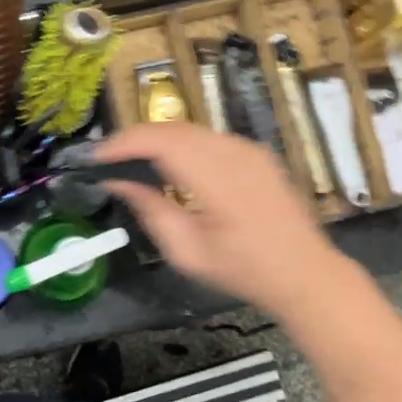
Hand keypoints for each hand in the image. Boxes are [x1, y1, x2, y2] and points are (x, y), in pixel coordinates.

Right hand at [94, 123, 358, 314]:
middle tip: (107, 159)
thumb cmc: (243, 271)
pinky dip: (181, 144)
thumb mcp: (188, 253)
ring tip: (131, 160)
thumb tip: (118, 182)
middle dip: (136, 139)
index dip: (124, 143)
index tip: (96, 157)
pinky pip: (209, 138)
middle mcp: (236, 154)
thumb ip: (152, 211)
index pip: (162, 142)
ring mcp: (250, 150)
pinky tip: (168, 164)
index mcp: (219, 181)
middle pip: (174, 129)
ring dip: (158, 140)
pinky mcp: (256, 153)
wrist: (304, 272)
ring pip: (191, 130)